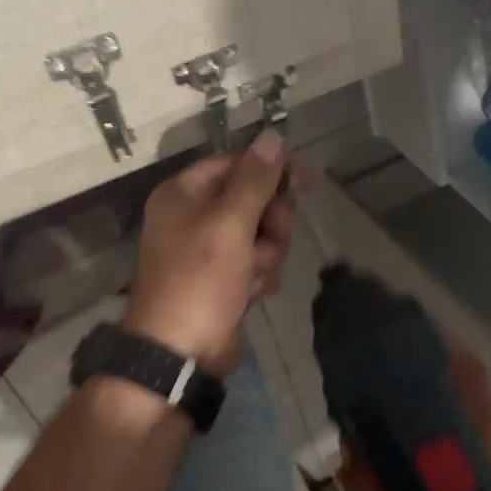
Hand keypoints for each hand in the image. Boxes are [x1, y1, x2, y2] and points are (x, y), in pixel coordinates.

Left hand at [125, 130, 312, 375]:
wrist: (180, 354)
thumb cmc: (199, 282)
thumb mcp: (229, 225)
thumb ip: (254, 180)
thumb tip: (273, 136)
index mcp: (183, 194)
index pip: (236, 164)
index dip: (273, 170)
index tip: (310, 180)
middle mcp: (192, 216)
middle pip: (254, 200)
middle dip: (270, 225)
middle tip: (268, 243)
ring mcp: (207, 251)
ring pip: (261, 235)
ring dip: (267, 256)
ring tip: (253, 278)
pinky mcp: (222, 280)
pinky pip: (255, 264)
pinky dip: (259, 278)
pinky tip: (251, 295)